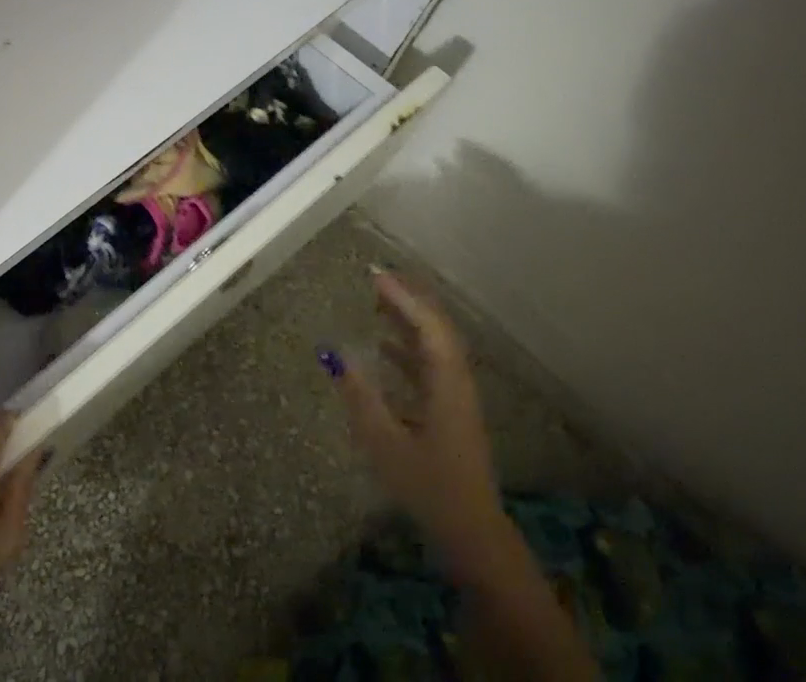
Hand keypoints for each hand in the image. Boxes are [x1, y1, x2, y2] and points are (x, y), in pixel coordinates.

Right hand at [323, 269, 504, 558]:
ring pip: (434, 346)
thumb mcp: (384, 442)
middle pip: (437, 330)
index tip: (373, 275)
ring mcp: (456, 398)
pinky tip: (385, 345)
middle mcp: (457, 383)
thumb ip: (360, 396)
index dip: (402, 299)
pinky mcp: (450, 412)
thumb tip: (336, 355)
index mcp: (447, 385)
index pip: (427, 328)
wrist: (470, 528)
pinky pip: (430, 365)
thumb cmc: (427, 485)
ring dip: (409, 320)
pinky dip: (409, 347)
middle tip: (377, 277)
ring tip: (377, 301)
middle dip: (410, 300)